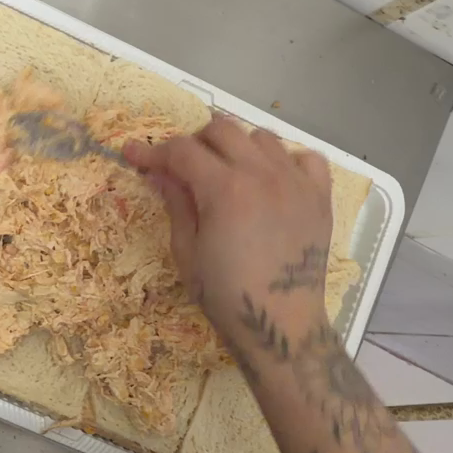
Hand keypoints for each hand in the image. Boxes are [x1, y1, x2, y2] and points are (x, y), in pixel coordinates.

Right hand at [123, 116, 332, 350]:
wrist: (280, 323)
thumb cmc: (224, 294)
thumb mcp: (187, 251)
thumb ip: (176, 204)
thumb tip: (159, 173)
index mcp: (224, 189)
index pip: (181, 151)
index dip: (152, 151)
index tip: (133, 154)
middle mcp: (262, 174)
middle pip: (221, 129)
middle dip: (193, 143)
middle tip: (181, 168)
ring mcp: (295, 181)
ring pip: (260, 137)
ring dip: (236, 147)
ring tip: (226, 173)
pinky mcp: (319, 195)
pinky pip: (304, 156)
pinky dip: (283, 159)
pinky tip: (270, 179)